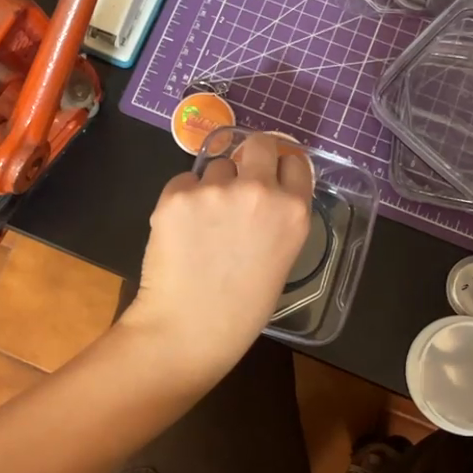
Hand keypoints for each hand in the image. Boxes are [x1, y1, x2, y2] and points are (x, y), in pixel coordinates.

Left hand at [121, 133, 314, 382]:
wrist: (188, 329)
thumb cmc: (241, 310)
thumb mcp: (281, 260)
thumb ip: (277, 220)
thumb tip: (261, 195)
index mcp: (293, 211)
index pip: (294, 161)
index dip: (280, 168)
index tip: (270, 177)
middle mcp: (259, 191)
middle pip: (259, 143)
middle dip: (249, 156)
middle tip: (236, 180)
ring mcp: (216, 190)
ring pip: (215, 167)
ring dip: (211, 186)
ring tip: (203, 227)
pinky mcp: (178, 195)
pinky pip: (182, 182)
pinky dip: (181, 201)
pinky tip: (180, 233)